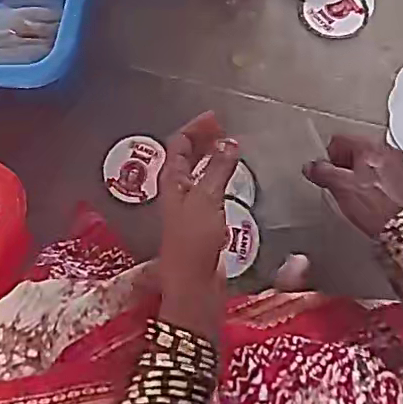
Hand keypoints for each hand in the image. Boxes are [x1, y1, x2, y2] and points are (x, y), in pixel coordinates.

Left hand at [156, 112, 240, 318]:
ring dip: (212, 157)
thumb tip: (230, 142)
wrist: (195, 284)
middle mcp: (177, 191)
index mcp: (171, 182)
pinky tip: (231, 177)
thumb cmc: (194, 240)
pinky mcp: (202, 221)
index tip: (214, 118)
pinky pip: (209, 188)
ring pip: (198, 172)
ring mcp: (189, 206)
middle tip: (224, 129)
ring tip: (229, 146)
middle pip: (186, 157)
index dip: (195, 128)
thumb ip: (218, 168)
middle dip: (203, 140)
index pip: (178, 145)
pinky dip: (219, 176)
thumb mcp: (207, 198)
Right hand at [302, 133, 402, 237]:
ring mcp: (396, 164)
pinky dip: (373, 182)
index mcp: (369, 146)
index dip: (328, 158)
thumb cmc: (376, 208)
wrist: (402, 227)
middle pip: (354, 150)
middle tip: (340, 185)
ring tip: (356, 194)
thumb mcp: (340, 188)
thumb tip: (311, 167)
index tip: (327, 173)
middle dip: (344, 166)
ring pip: (367, 162)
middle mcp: (385, 150)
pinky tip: (370, 198)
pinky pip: (380, 173)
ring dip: (358, 174)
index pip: (339, 140)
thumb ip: (322, 172)